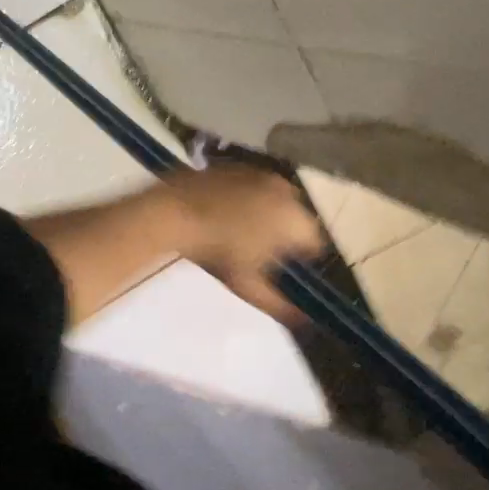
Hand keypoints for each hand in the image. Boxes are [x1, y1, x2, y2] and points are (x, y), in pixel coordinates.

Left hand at [167, 166, 324, 323]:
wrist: (173, 211)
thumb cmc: (215, 251)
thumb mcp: (248, 286)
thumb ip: (281, 307)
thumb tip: (305, 325)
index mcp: (298, 222)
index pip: (314, 245)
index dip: (298, 257)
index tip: (278, 265)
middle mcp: (288, 193)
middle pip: (297, 218)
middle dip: (285, 232)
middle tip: (257, 248)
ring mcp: (262, 174)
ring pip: (277, 199)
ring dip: (268, 212)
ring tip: (240, 228)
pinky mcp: (239, 164)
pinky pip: (254, 184)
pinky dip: (248, 195)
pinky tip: (226, 208)